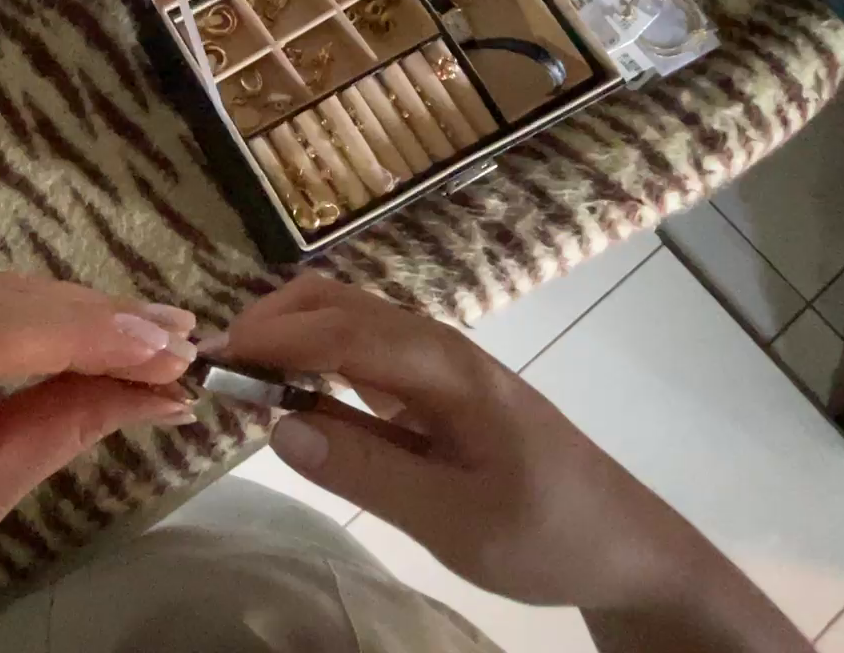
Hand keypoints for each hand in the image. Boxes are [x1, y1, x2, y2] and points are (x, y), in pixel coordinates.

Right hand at [218, 275, 790, 632]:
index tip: (218, 361)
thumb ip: (367, 474)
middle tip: (221, 367)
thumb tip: (277, 427)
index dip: (274, 339)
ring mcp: (426, 355)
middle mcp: (430, 343)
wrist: (625, 542)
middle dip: (269, 322)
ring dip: (283, 331)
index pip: (342, 332)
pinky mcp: (422, 374)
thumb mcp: (458, 524)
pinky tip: (287, 387)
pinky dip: (305, 352)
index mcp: (445, 368)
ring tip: (242, 375)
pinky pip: (351, 343)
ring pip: (338, 314)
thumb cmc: (547, 532)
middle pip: (333, 302)